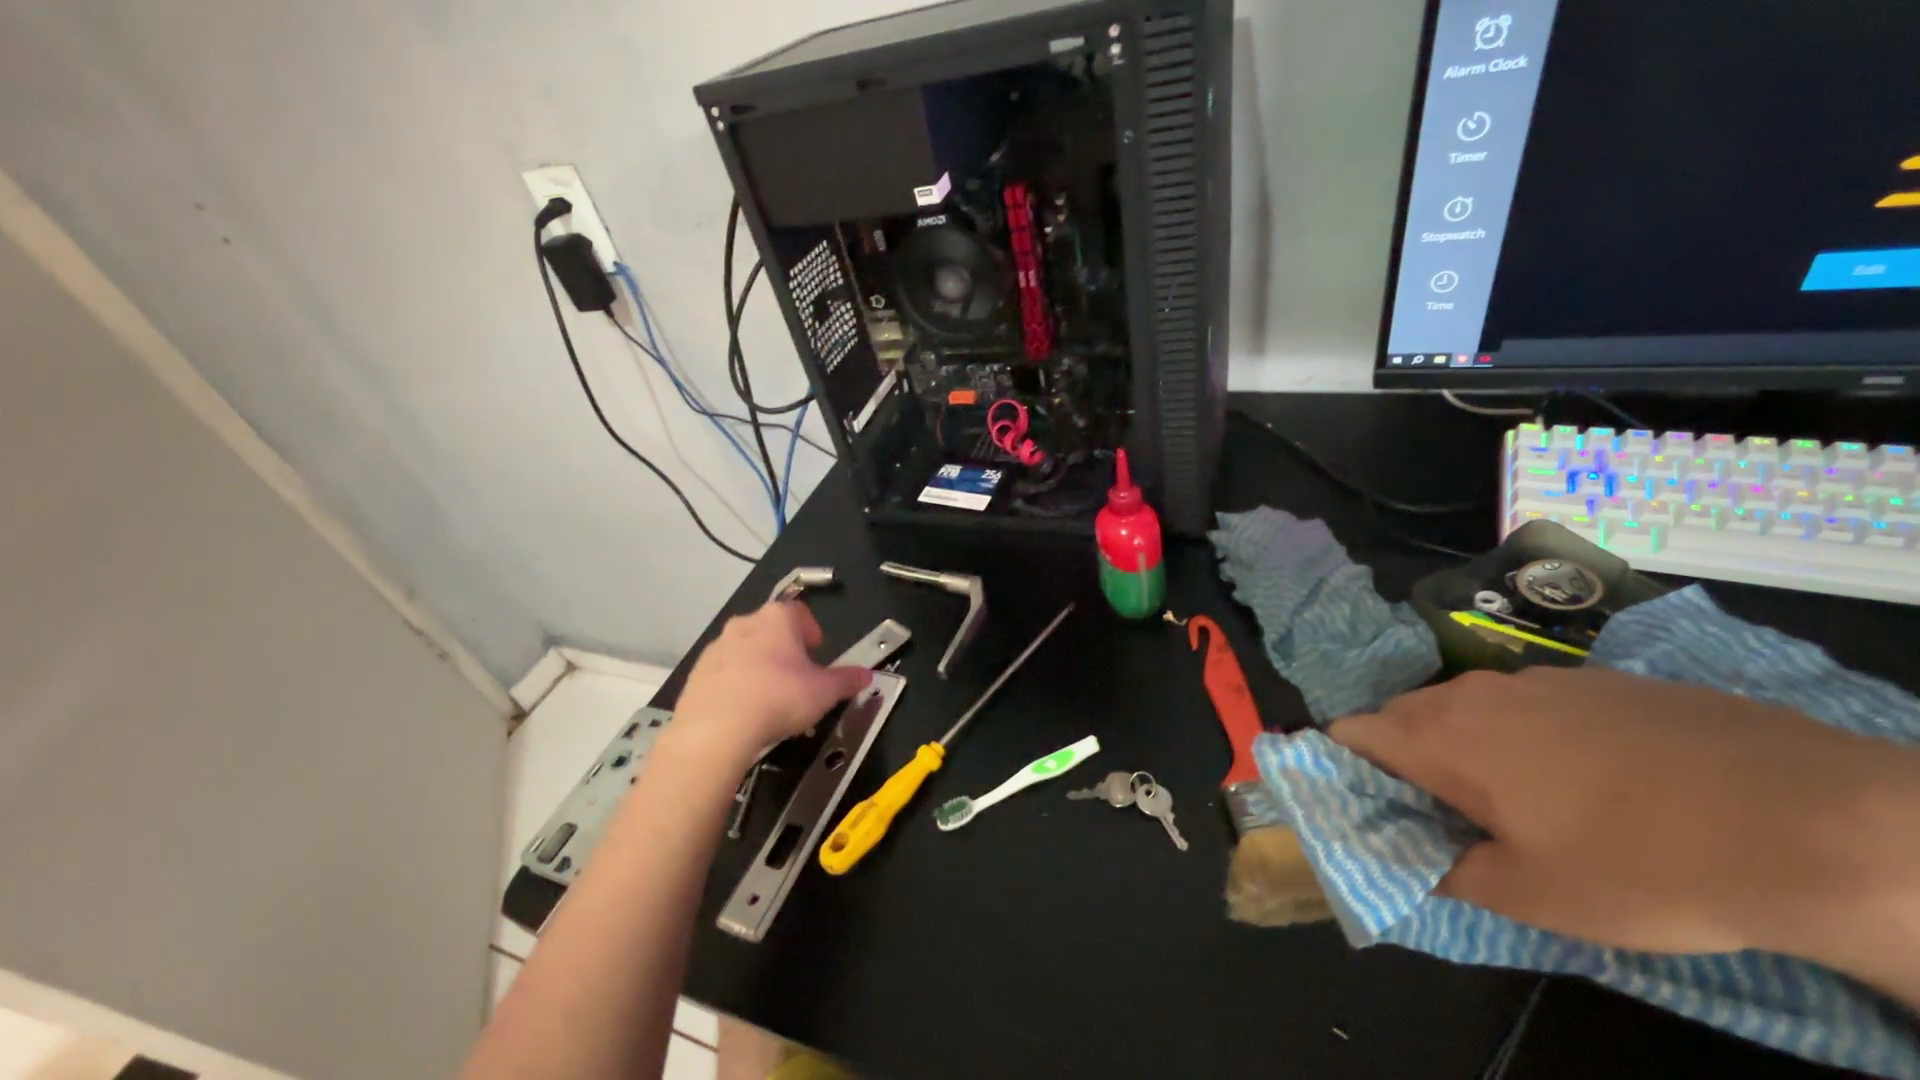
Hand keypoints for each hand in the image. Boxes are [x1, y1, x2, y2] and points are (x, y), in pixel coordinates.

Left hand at [671, 601, 871, 758]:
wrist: (718, 726)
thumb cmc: (780, 698)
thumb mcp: (824, 692)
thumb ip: (846, 680)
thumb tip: (866, 674)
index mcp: (778, 619)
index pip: (799, 612)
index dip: (811, 631)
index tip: (816, 654)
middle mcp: (744, 623)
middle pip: (770, 629)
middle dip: (784, 649)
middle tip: (797, 678)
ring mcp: (716, 647)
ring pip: (744, 650)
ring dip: (757, 666)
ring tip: (769, 699)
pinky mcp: (697, 672)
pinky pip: (722, 673)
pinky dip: (734, 684)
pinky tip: (743, 710)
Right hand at [1329, 668, 1919, 963]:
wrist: (1809, 822)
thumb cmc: (1642, 865)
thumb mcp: (1531, 896)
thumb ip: (1451, 873)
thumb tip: (1421, 860)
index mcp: (1446, 737)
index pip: (1353, 731)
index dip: (1342, 768)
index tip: (1365, 809)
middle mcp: (1481, 694)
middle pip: (1407, 715)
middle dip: (1403, 761)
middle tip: (1435, 820)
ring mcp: (1548, 681)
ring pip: (1472, 708)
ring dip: (1467, 749)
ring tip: (1511, 805)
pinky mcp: (1608, 683)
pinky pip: (1534, 706)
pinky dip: (1528, 739)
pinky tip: (1588, 784)